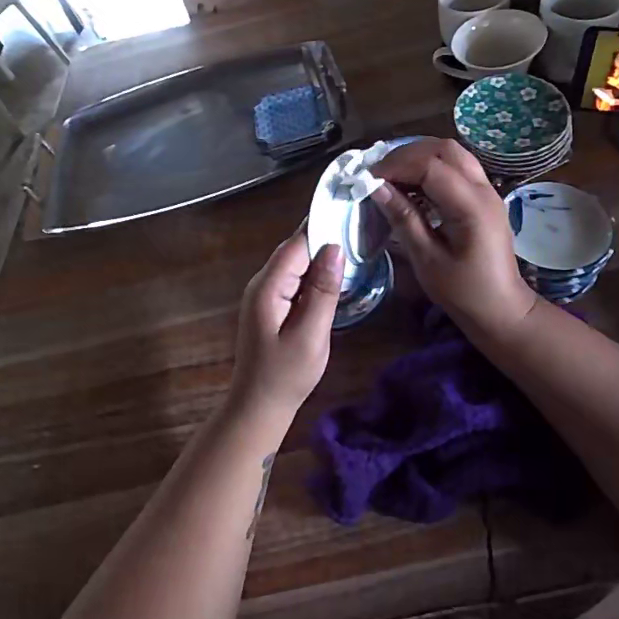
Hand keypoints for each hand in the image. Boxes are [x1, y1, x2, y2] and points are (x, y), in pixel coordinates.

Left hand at [231, 229, 344, 413]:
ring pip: (295, 265)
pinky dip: (314, 276)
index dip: (321, 227)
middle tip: (359, 226)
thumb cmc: (285, 375)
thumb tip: (335, 249)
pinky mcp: (271, 307)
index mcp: (268, 288)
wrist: (258, 407)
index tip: (350, 210)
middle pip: (294, 251)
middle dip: (323, 238)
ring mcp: (264, 296)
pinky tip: (335, 277)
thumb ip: (323, 291)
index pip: (296, 245)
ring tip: (354, 245)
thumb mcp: (311, 335)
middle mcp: (262, 285)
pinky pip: (294, 280)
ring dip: (320, 257)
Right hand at [370, 138, 539, 339]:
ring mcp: (488, 190)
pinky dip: (431, 167)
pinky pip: (457, 167)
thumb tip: (377, 188)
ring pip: (452, 153)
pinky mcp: (484, 197)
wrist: (502, 309)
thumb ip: (404, 219)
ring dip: (420, 157)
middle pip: (444, 149)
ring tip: (392, 176)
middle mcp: (484, 190)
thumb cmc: (463, 291)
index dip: (397, 166)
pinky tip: (412, 185)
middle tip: (379, 174)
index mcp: (472, 207)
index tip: (369, 180)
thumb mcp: (427, 260)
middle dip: (407, 155)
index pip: (431, 167)